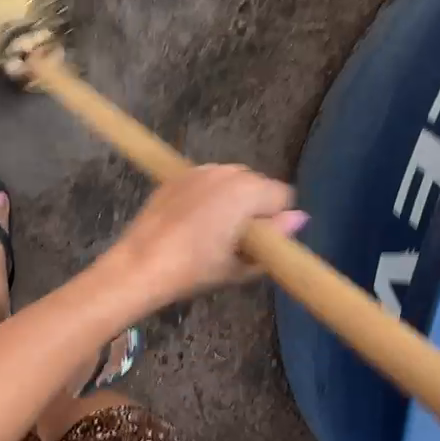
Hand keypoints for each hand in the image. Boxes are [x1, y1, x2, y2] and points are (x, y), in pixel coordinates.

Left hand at [102, 164, 306, 304]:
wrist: (140, 265)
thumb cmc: (193, 270)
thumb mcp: (238, 265)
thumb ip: (275, 240)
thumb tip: (298, 219)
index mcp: (249, 190)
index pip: (283, 196)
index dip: (274, 221)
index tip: (257, 242)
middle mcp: (228, 171)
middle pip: (257, 184)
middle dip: (252, 207)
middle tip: (232, 239)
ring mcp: (199, 170)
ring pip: (230, 181)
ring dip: (229, 200)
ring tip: (208, 231)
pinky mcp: (176, 177)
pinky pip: (204, 182)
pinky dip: (204, 196)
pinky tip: (189, 222)